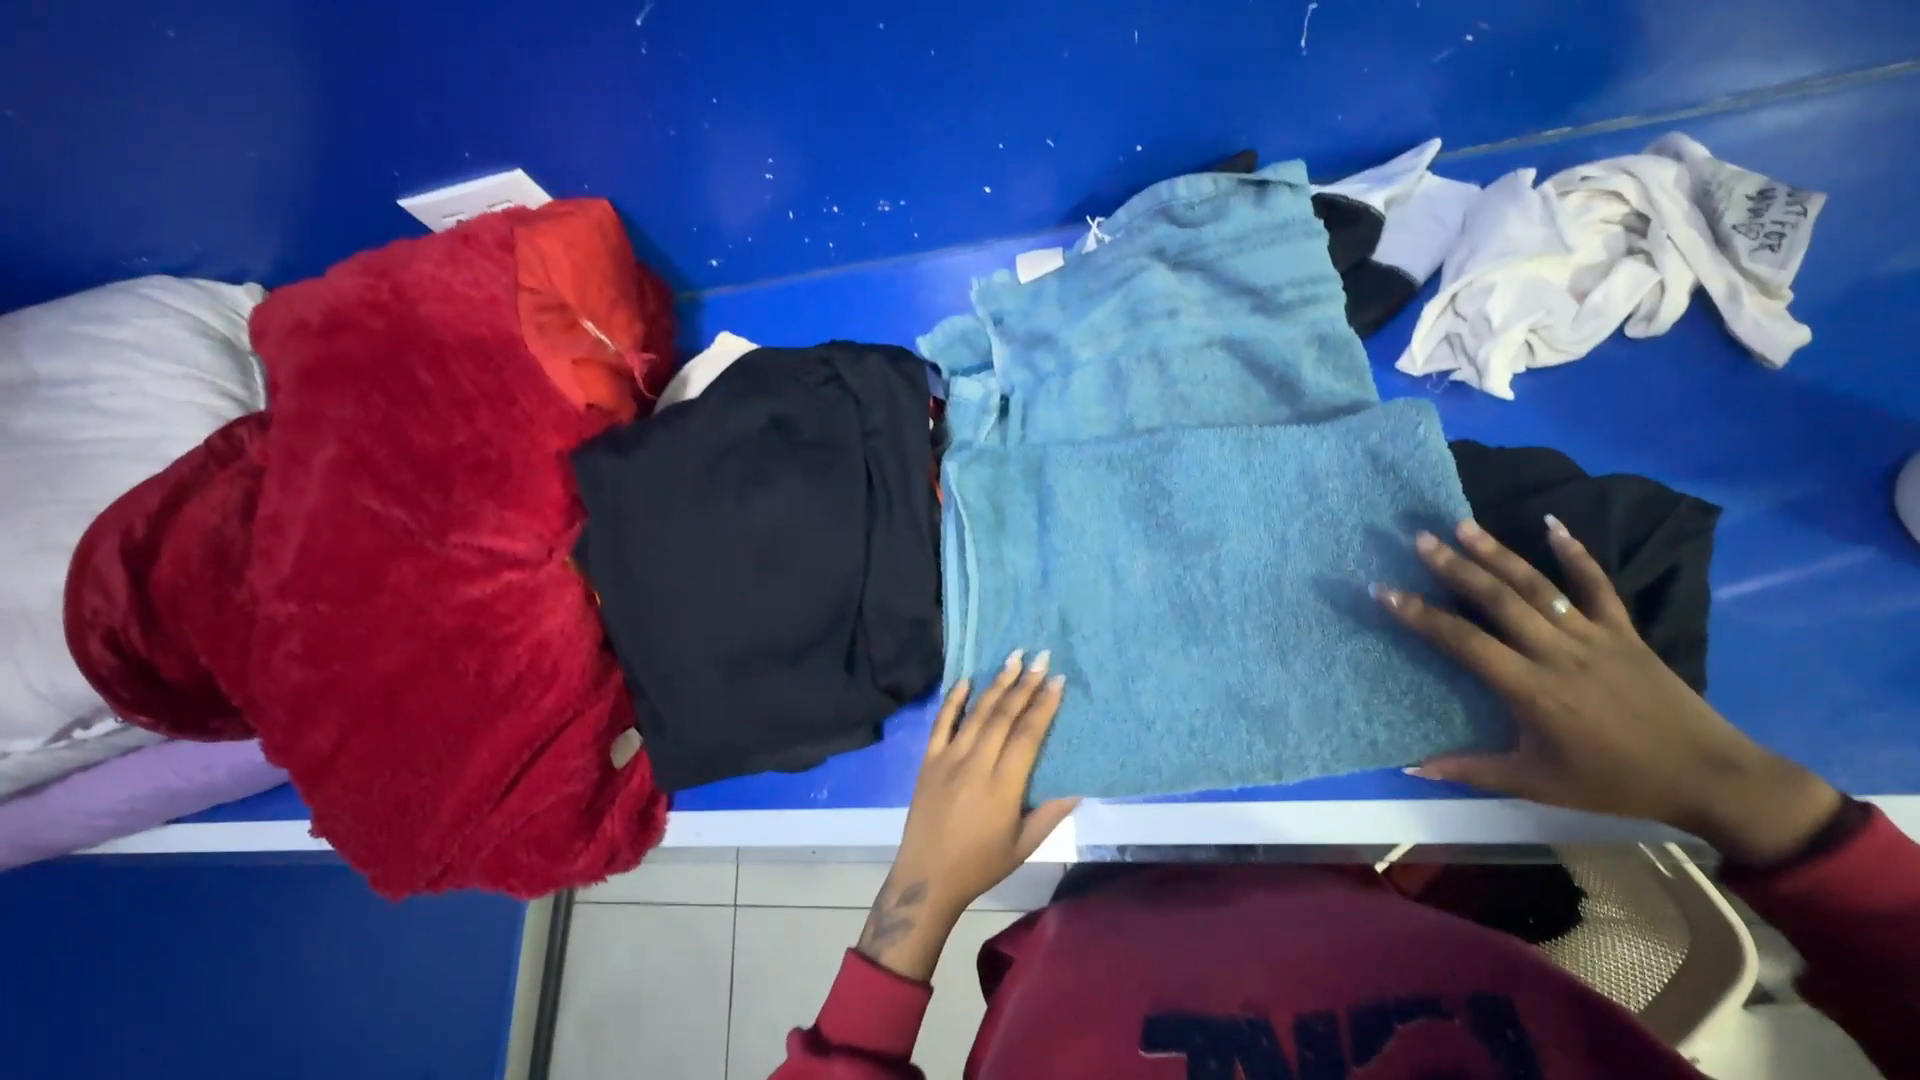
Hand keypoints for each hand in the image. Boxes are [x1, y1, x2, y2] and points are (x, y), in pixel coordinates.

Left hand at [855, 651, 1079, 980]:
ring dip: (996, 684)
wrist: (927, 878)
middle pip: (1004, 716)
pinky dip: (954, 700)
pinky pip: (941, 724)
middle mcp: (976, 765)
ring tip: (1013, 658)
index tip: (1057, 681)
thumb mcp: (1023, 846)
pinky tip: (966, 680)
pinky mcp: (928, 762)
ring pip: (977, 714)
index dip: (1044, 705)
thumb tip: (1077, 789)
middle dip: (1025, 684)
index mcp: (1003, 786)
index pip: (1028, 734)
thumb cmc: (980, 865)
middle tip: (1041, 658)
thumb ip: (1050, 815)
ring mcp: (948, 760)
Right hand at [1373, 515, 1841, 865]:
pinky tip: (1552, 522)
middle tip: (1421, 539)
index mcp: (1530, 689)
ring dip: (1498, 552)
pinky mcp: (1625, 631)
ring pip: (1537, 586)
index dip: (1419, 615)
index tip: (1384, 590)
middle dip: (1454, 567)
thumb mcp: (1537, 784)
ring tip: (1464, 525)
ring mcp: (1593, 636)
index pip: (1463, 641)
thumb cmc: (1614, 782)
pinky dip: (1575, 552)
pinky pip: (1596, 585)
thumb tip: (1411, 768)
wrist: (1708, 776)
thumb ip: (1472, 770)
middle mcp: (1556, 652)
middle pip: (1497, 600)